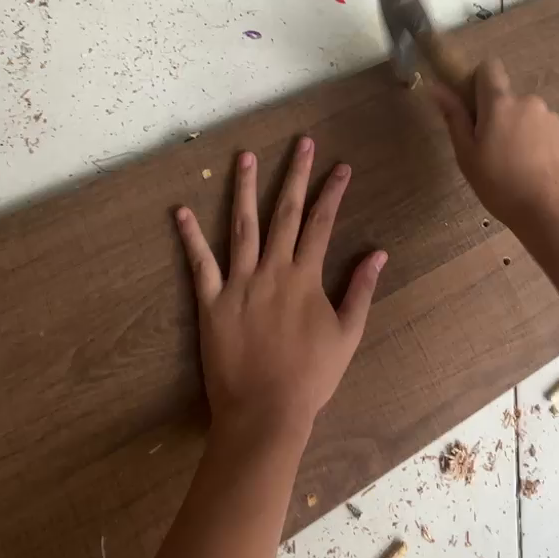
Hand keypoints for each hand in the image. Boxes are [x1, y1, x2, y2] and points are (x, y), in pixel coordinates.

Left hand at [173, 139, 385, 443]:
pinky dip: (190, 237)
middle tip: (302, 144)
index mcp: (305, 277)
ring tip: (246, 156)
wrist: (264, 413)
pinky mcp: (212, 302)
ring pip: (242, 226)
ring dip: (244, 189)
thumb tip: (378, 252)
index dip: (332, 192)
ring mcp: (239, 284)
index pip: (322, 223)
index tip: (341, 167)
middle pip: (286, 213)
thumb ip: (361, 290)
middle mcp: (273, 270)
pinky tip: (180, 210)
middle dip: (296, 175)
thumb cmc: (311, 377)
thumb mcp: (347, 334)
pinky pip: (200, 264)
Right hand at [429, 59, 558, 235]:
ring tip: (514, 169)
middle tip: (488, 151)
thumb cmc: (502, 186)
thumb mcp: (468, 156)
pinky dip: (535, 145)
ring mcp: (552, 119)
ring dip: (517, 131)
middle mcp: (529, 101)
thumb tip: (436, 87)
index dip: (477, 81)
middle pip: (507, 97)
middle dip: (496, 116)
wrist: (556, 214)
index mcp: (501, 102)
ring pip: (525, 116)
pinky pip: (543, 132)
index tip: (471, 108)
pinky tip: (533, 174)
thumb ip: (454, 117)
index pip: (489, 66)